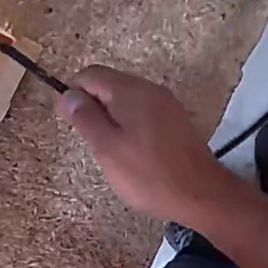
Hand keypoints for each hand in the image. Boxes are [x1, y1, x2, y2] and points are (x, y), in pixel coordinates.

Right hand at [59, 67, 243, 225]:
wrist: (201, 194)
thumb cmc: (149, 174)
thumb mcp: (107, 148)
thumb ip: (85, 118)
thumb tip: (67, 95)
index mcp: (130, 91)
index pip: (90, 74)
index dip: (74, 94)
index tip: (73, 124)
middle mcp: (150, 89)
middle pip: (109, 84)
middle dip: (94, 107)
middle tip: (94, 142)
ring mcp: (166, 103)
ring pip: (126, 99)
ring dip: (112, 118)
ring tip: (113, 150)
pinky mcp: (176, 120)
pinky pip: (144, 112)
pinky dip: (131, 125)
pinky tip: (134, 151)